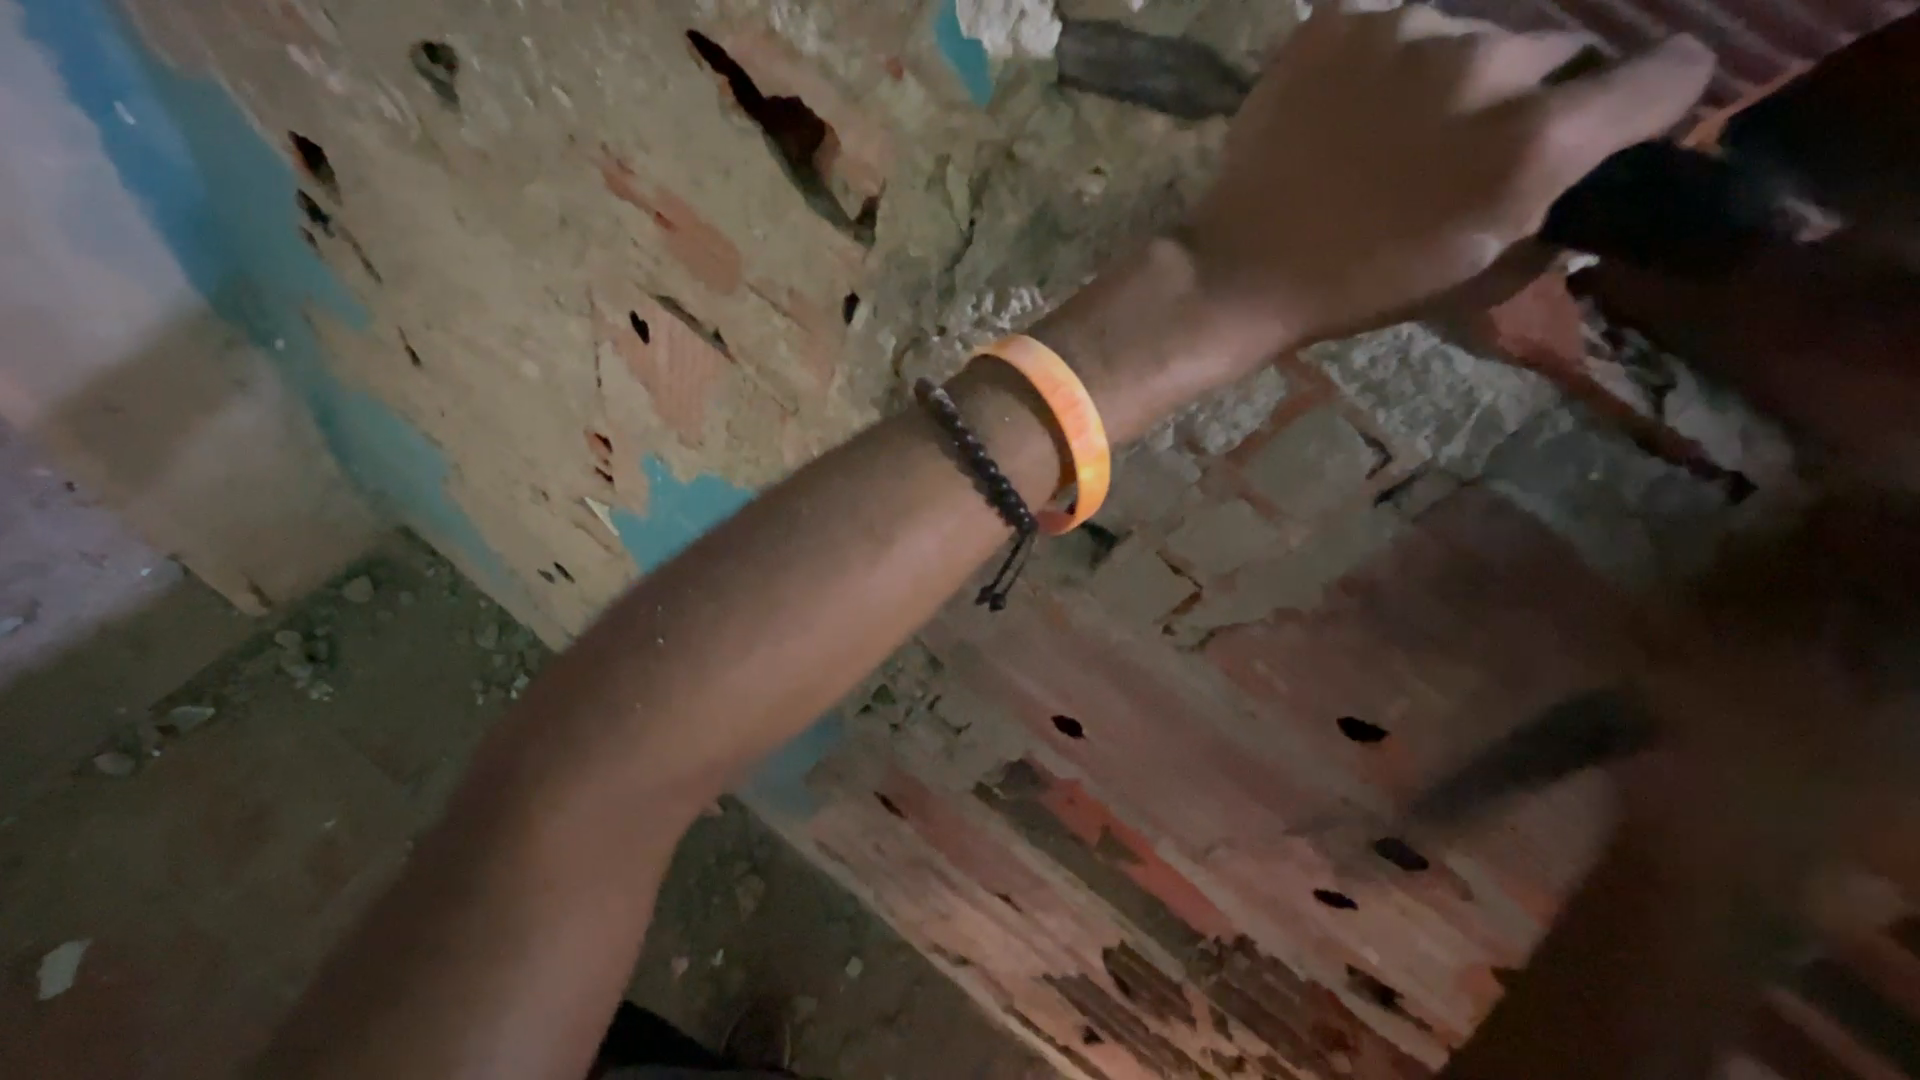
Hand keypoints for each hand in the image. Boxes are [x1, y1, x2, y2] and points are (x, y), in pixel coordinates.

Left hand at [1184, 5, 1714, 353]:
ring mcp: (1407, 31)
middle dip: (1530, 92)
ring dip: (1453, 73)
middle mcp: (1486, 64)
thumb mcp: (1475, 275)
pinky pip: (1393, 24)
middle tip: (1469, 140)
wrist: (1244, 268)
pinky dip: (1386, 60)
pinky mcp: (1339, 22)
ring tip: (1396, 126)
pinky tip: (1352, 106)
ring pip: (1470, 33)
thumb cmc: (1360, 287)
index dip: (1653, 95)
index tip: (1625, 112)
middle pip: (1554, 50)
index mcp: (1534, 138)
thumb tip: (1584, 174)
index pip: (1665, 72)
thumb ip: (1555, 214)